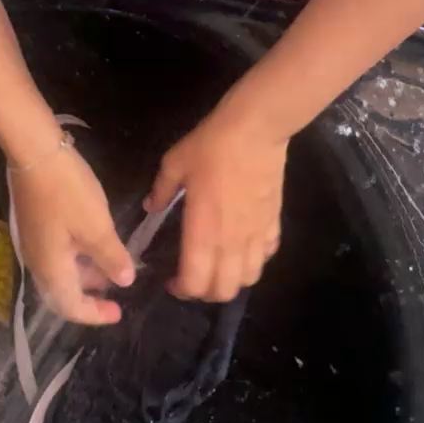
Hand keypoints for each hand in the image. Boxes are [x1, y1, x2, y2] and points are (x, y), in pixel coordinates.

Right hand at [10, 145, 135, 324]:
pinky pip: (55, 256)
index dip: (95, 314)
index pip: (70, 308)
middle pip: (61, 294)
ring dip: (84, 276)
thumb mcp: (97, 225)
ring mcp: (32, 243)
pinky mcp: (33, 225)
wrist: (34, 153)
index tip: (118, 312)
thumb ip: (111, 257)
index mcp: (51, 269)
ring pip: (59, 273)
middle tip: (114, 295)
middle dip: (88, 298)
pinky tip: (91, 243)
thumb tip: (124, 282)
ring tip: (110, 267)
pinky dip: (76, 259)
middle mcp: (36, 263)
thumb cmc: (67, 191)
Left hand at [146, 104, 288, 301]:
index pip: (196, 282)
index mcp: (203, 231)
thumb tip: (149, 207)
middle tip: (193, 276)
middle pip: (224, 291)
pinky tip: (243, 245)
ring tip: (219, 265)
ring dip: (232, 280)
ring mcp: (257, 234)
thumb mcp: (175, 163)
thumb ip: (161, 190)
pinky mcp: (274, 221)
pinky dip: (255, 259)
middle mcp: (232, 241)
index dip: (182, 290)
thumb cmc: (211, 145)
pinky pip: (267, 254)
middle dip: (206, 293)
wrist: (255, 129)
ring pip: (250, 279)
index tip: (171, 281)